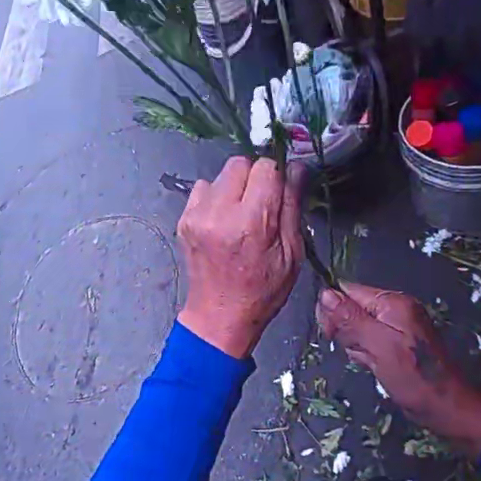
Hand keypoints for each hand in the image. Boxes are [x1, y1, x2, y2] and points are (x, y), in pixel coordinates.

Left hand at [176, 156, 304, 357]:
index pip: (266, 168)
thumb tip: (296, 168)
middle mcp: (219, 213)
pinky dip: (217, 196)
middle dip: (256, 176)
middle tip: (262, 202)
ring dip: (236, 186)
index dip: (278, 176)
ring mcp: (196, 215)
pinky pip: (204, 188)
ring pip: (222, 174)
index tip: (281, 192)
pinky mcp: (184, 218)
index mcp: (251, 223)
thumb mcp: (292, 252)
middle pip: (241, 163)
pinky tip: (225, 220)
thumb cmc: (262, 290)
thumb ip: (292, 205)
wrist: (219, 316)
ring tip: (242, 214)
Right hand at [316, 284, 480, 458]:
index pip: (348, 291)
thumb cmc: (414, 378)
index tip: (331, 334)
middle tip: (363, 352)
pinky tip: (377, 367)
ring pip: (358, 329)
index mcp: (392, 302)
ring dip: (358, 347)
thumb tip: (324, 294)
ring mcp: (397, 326)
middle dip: (348, 332)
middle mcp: (395, 308)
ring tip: (373, 362)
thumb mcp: (379, 346)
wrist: (447, 408)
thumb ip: (351, 319)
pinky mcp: (397, 343)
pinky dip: (368, 355)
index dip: (333, 310)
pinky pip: (370, 342)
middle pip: (352, 309)